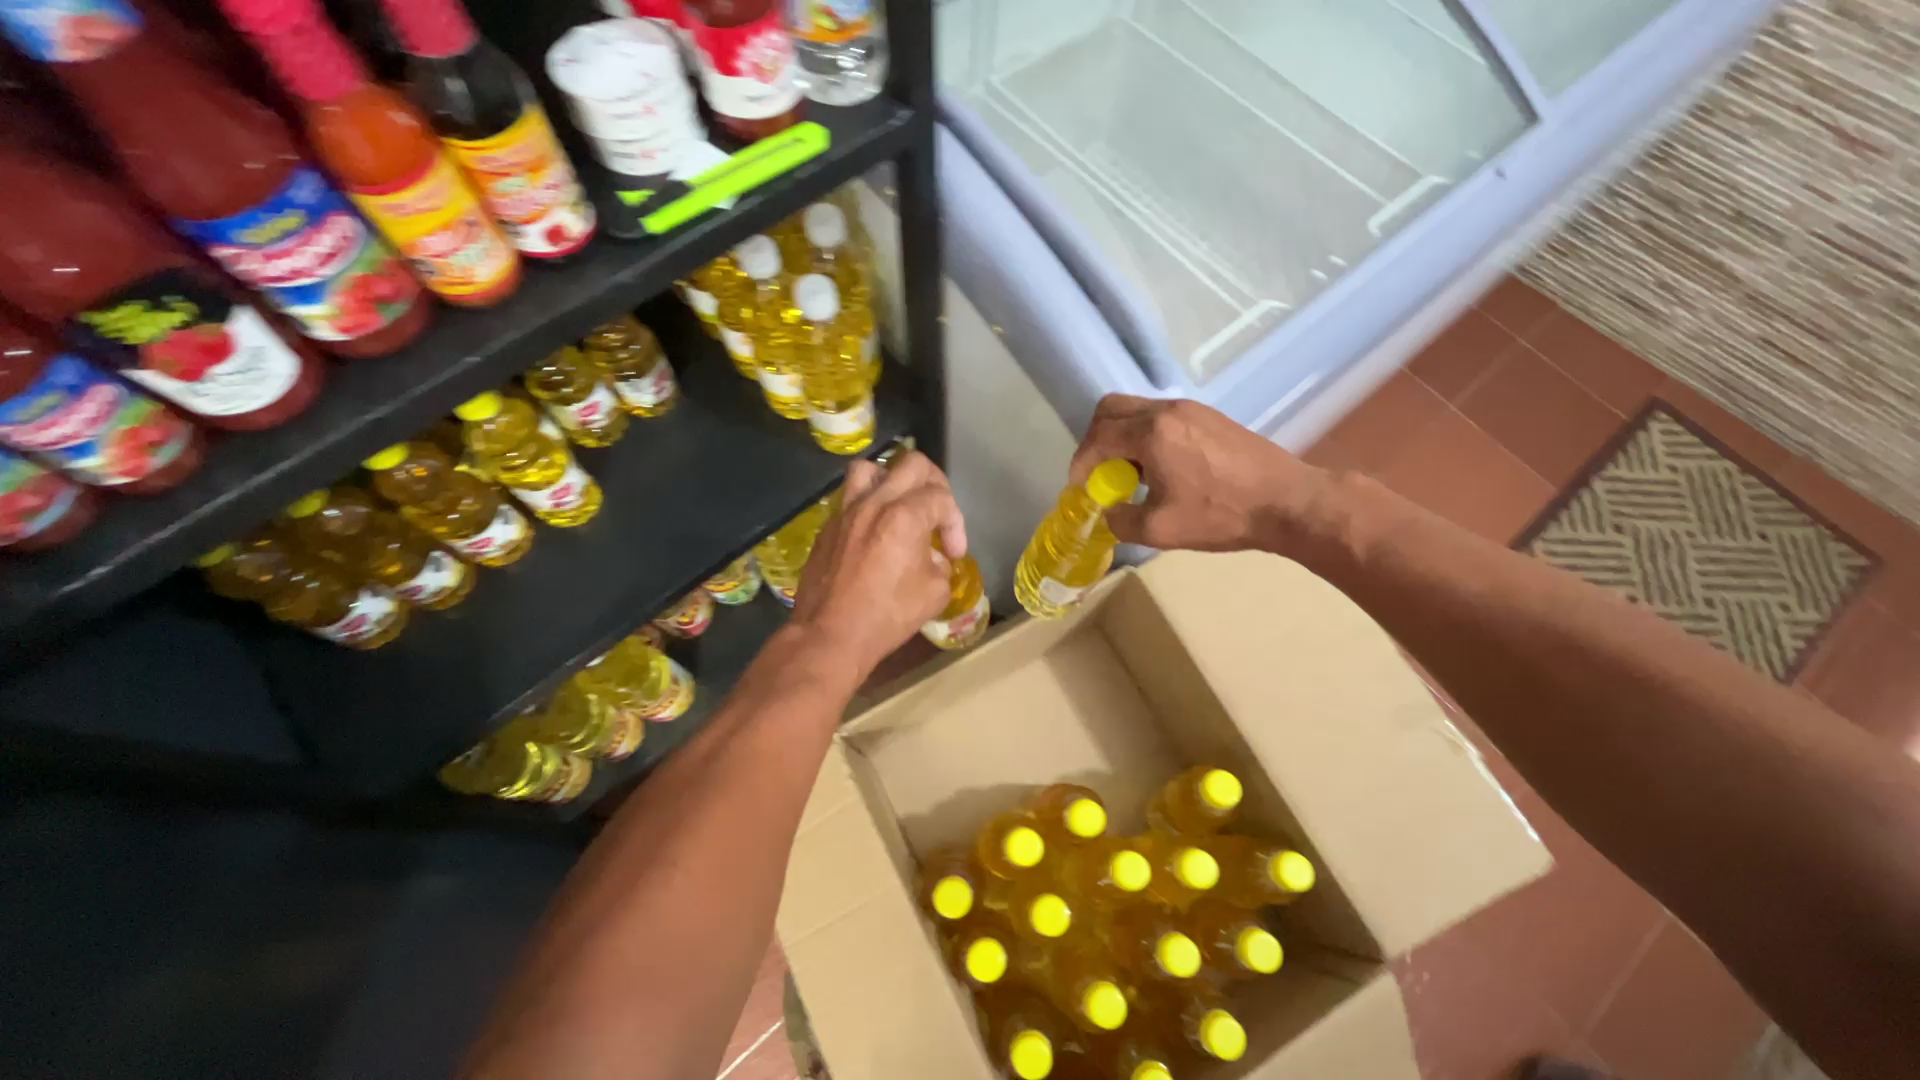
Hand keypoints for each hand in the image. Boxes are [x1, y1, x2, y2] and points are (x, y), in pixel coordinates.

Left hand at [789, 451, 967, 680]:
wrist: (830, 635)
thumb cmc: (887, 616)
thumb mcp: (934, 593)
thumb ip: (940, 565)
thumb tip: (932, 558)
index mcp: (905, 516)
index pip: (942, 498)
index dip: (956, 524)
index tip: (954, 553)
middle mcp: (874, 503)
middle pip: (912, 464)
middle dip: (934, 484)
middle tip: (937, 512)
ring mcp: (846, 512)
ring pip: (871, 469)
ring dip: (892, 480)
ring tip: (900, 505)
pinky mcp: (828, 527)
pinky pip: (850, 498)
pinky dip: (868, 505)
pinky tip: (875, 531)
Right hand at [1069, 395, 1325, 553]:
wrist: (1288, 502)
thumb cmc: (1221, 514)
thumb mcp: (1160, 530)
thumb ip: (1121, 520)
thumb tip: (1110, 513)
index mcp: (1152, 432)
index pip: (1098, 436)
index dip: (1081, 463)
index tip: (1080, 489)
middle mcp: (1168, 410)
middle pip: (1112, 409)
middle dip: (1095, 441)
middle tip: (1098, 473)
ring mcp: (1193, 410)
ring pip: (1138, 412)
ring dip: (1123, 439)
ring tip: (1130, 476)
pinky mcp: (1211, 418)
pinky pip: (1163, 418)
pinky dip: (1146, 438)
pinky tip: (1161, 471)